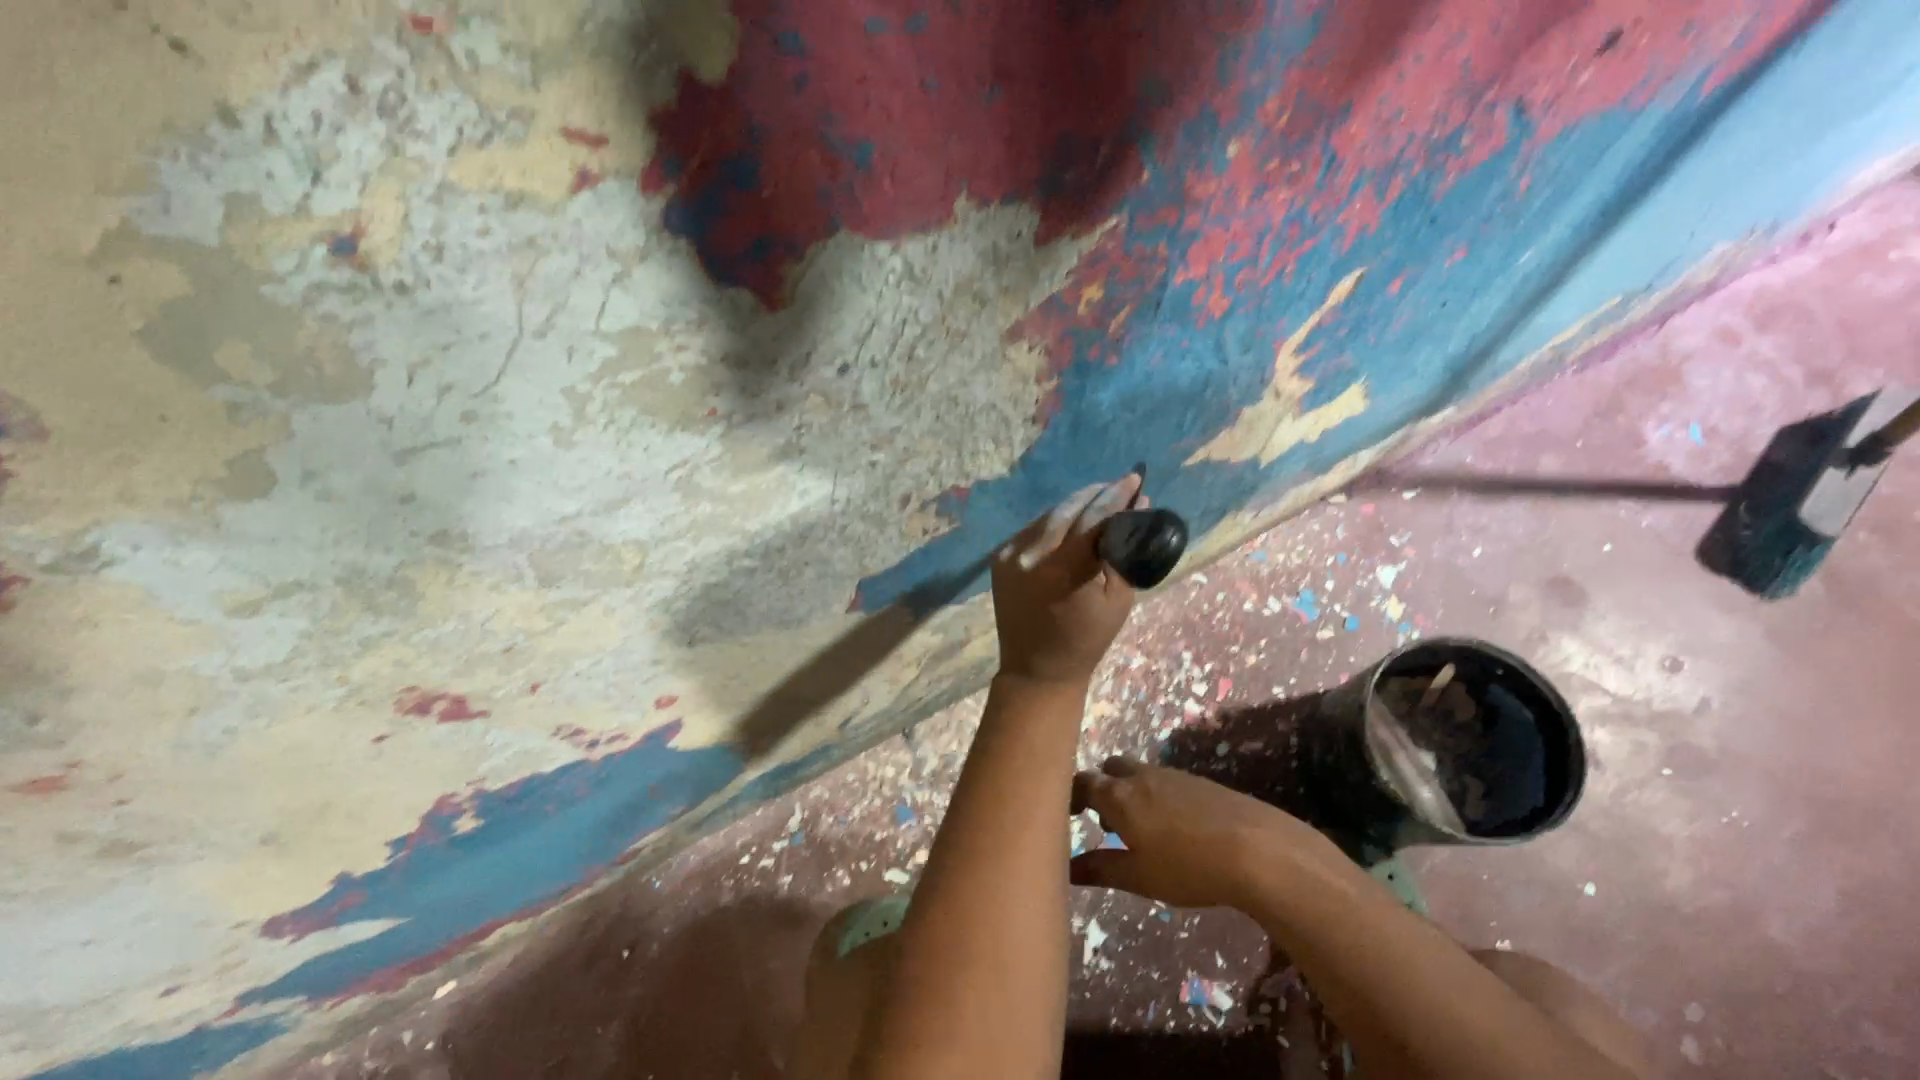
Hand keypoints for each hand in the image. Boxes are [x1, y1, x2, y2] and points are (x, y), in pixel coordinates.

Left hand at [990, 473, 1140, 686]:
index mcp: (1064, 570)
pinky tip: (1070, 520)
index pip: (1094, 518)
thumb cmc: (1087, 639)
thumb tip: (1137, 507)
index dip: (1116, 496)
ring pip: (1048, 517)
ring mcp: (1010, 556)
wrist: (1036, 669)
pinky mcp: (998, 559)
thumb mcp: (1118, 598)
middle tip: (1118, 485)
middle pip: (1068, 510)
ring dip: (1074, 505)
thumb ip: (1124, 549)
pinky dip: (1053, 523)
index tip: (1134, 479)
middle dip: (1095, 494)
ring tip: (1097, 498)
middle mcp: (1032, 557)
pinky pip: (1032, 531)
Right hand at [1070, 756, 1330, 909]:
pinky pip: (1167, 782)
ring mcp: (1175, 775)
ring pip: (1141, 774)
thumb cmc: (1187, 865)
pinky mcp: (1202, 783)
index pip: (1083, 782)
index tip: (1066, 815)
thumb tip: (1067, 867)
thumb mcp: (1138, 876)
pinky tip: (1174, 830)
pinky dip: (1157, 797)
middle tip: (1103, 822)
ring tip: (1139, 831)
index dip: (1070, 795)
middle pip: (1111, 769)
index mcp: (1120, 795)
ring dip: (1131, 793)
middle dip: (1102, 787)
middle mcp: (1143, 776)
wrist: (1258, 849)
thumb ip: (1100, 868)